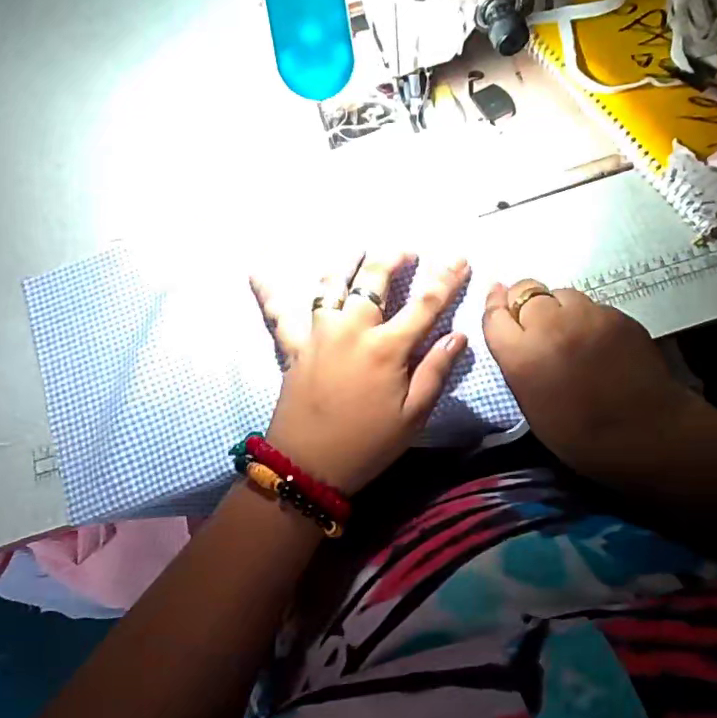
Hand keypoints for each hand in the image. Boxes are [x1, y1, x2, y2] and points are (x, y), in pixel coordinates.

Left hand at [250, 252, 472, 493]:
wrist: (307, 466)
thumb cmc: (368, 444)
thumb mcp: (413, 415)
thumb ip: (435, 371)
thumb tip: (458, 335)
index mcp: (387, 348)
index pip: (425, 304)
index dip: (445, 279)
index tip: (459, 258)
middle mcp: (352, 330)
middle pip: (373, 281)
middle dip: (392, 259)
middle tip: (406, 251)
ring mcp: (318, 335)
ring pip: (330, 285)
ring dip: (346, 263)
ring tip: (358, 251)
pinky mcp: (293, 347)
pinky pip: (278, 314)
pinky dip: (267, 291)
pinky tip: (257, 269)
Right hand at [482, 279, 710, 484]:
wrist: (646, 433)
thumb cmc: (580, 436)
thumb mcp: (531, 404)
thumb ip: (518, 363)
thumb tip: (517, 338)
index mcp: (522, 357)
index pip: (494, 316)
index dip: (494, 306)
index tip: (497, 299)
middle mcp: (549, 327)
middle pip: (525, 292)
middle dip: (524, 301)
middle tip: (532, 318)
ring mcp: (586, 316)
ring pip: (560, 293)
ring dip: (556, 306)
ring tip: (566, 329)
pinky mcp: (615, 314)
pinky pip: (590, 305)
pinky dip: (586, 316)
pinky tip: (595, 338)